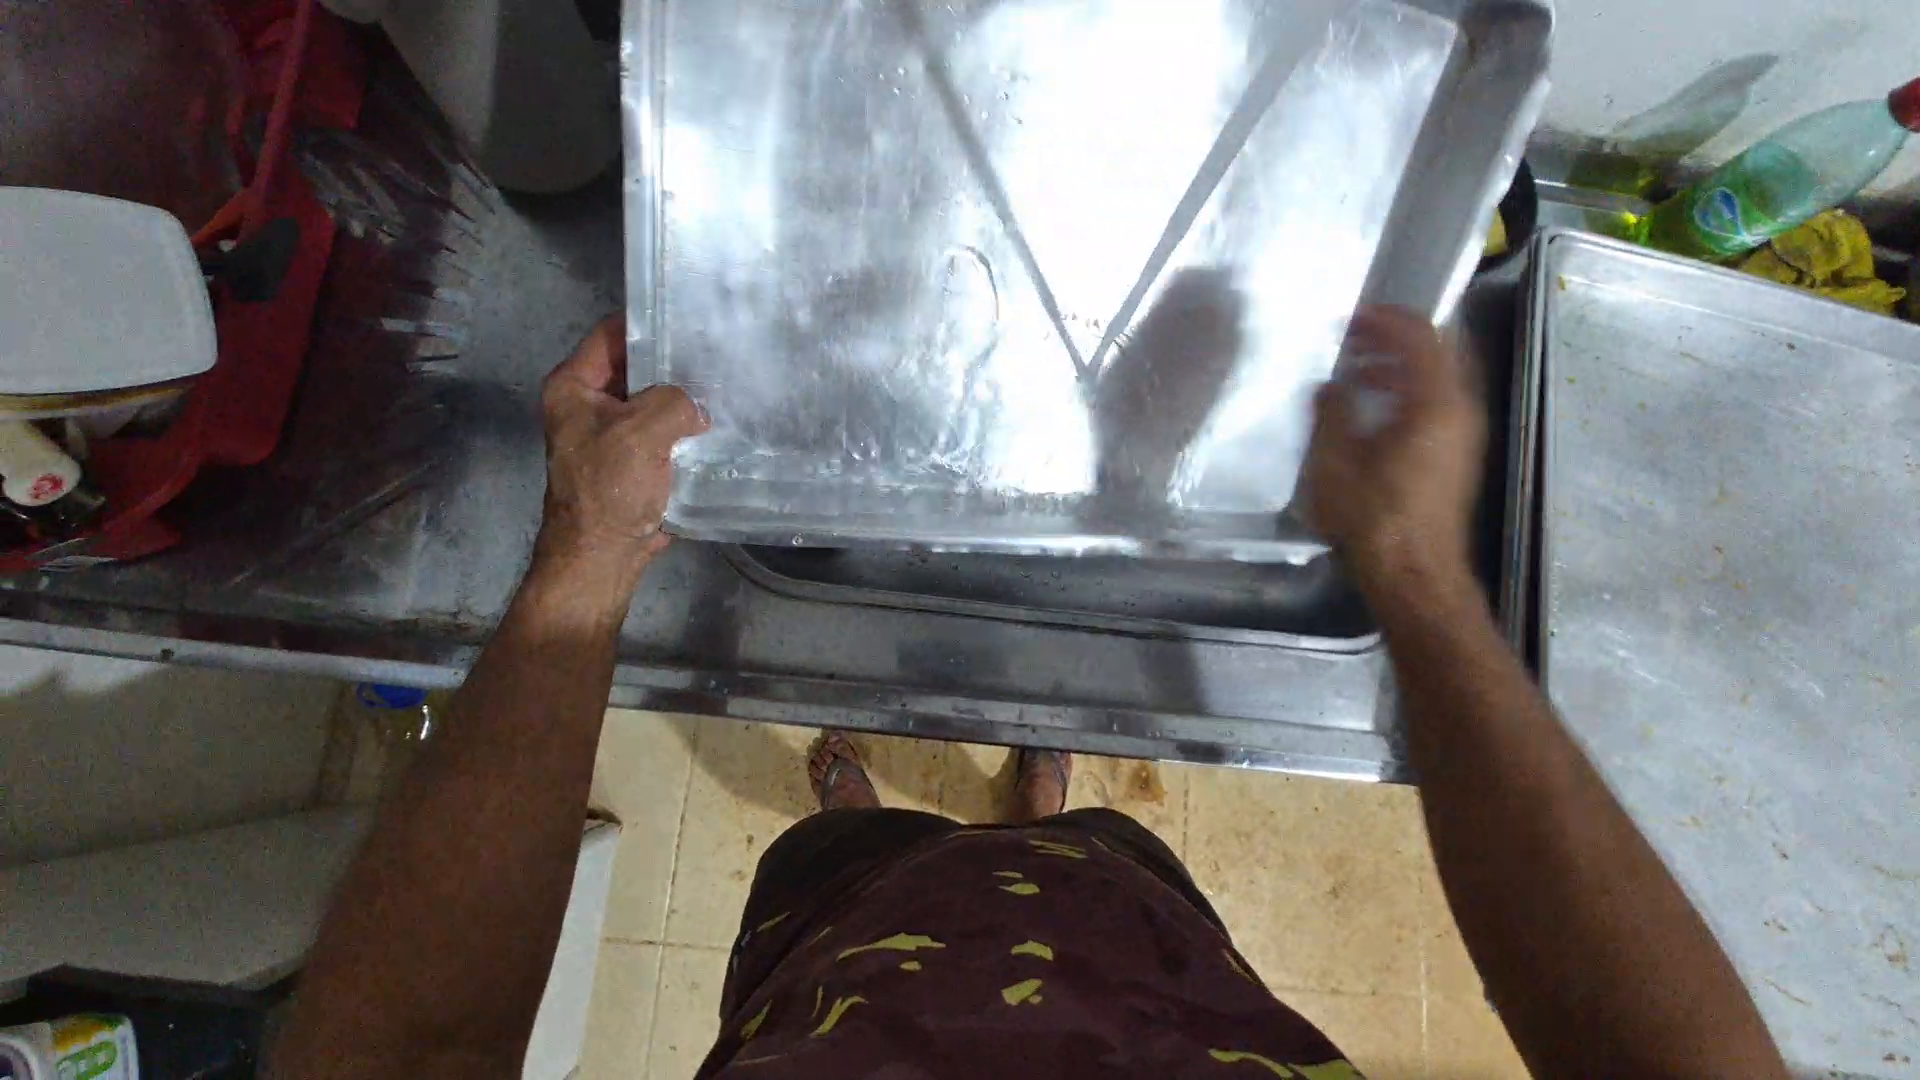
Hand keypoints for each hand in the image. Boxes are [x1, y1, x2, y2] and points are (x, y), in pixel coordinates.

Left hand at [536, 315, 708, 572]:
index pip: (611, 335)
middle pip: (638, 368)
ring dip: (685, 400)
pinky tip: (719, 426)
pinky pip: (666, 433)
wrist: (604, 555)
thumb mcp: (641, 432)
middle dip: (674, 363)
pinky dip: (688, 430)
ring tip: (725, 387)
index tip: (690, 317)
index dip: (648, 323)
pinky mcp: (637, 461)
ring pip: (656, 402)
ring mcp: (615, 434)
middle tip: (717, 353)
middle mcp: (591, 405)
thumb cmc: (610, 489)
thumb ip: (673, 402)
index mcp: (574, 387)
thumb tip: (697, 409)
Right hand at [1299, 305, 1484, 591]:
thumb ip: (1332, 413)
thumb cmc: (1373, 517)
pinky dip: (1408, 390)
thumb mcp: (1336, 462)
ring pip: (1439, 377)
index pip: (1420, 336)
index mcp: (1434, 403)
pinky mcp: (1455, 454)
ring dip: (1401, 365)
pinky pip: (1437, 402)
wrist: (1414, 571)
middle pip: (1438, 351)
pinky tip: (1374, 408)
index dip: (1386, 319)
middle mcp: (1460, 410)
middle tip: (1355, 336)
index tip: (1352, 316)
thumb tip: (1329, 386)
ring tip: (1358, 370)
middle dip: (1396, 337)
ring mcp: (1463, 433)